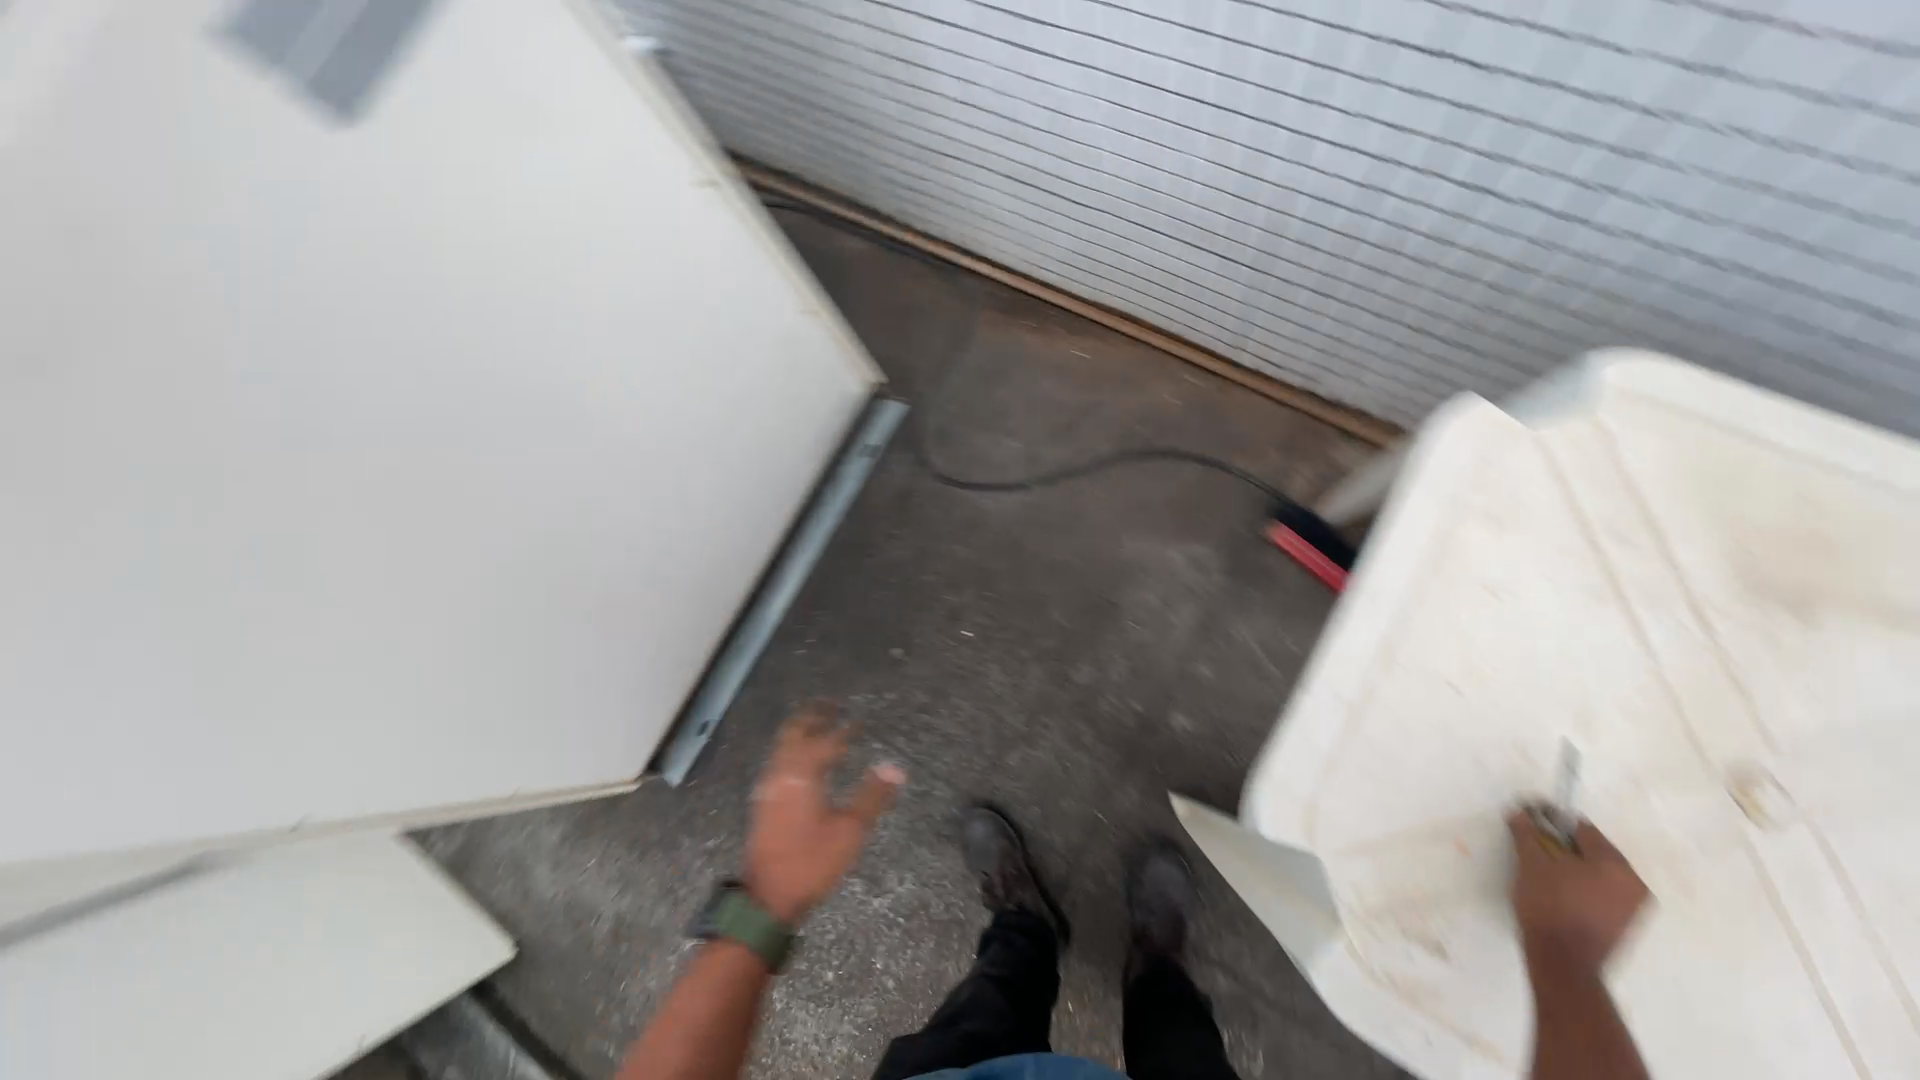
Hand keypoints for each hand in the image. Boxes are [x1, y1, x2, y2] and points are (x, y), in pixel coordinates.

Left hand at [744, 702, 904, 923]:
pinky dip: (791, 748)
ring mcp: (768, 787)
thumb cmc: (811, 861)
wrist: (767, 897)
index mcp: (803, 773)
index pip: (828, 741)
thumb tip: (895, 767)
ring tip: (816, 722)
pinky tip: (800, 759)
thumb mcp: (850, 831)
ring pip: (782, 745)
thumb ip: (872, 796)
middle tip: (830, 704)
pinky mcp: (763, 802)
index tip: (860, 721)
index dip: (845, 730)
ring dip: (800, 729)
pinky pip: (777, 760)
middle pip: (795, 732)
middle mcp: (781, 772)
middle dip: (813, 716)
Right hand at [1507, 806, 1649, 972]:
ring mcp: (1634, 907)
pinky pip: (1604, 892)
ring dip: (1575, 867)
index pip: (1582, 829)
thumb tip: (1520, 811)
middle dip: (1565, 847)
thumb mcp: (1531, 864)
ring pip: (1600, 873)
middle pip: (1594, 851)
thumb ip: (1526, 834)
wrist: (1563, 962)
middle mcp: (1634, 882)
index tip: (1532, 825)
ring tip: (1546, 873)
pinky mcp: (1626, 924)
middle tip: (1536, 851)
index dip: (1553, 823)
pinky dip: (1584, 887)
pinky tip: (1562, 894)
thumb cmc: (1548, 907)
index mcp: (1615, 864)